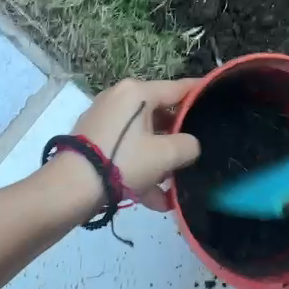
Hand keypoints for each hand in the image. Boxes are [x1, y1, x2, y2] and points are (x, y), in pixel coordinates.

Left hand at [70, 78, 201, 210]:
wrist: (70, 188)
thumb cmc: (122, 162)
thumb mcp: (163, 156)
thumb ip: (187, 146)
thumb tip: (190, 145)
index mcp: (137, 92)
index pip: (177, 88)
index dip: (199, 93)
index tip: (217, 97)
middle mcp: (119, 98)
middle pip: (160, 115)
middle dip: (176, 142)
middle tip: (193, 159)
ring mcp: (104, 118)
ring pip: (143, 137)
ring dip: (159, 164)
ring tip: (171, 193)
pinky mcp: (94, 138)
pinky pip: (126, 149)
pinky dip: (140, 169)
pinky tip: (152, 200)